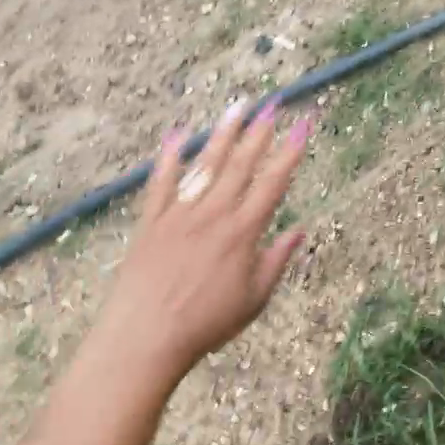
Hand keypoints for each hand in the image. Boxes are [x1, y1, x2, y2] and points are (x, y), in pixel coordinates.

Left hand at [91, 101, 310, 382]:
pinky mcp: (150, 224)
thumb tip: (298, 232)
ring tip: (238, 106)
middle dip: (260, 131)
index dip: (290, 152)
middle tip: (273, 103)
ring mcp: (179, 216)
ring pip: (205, 166)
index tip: (302, 125)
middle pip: (241, 164)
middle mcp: (213, 215)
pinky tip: (176, 136)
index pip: (273, 182)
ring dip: (223, 134)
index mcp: (242, 232)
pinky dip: (168, 159)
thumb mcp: (253, 299)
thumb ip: (276, 261)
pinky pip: (160, 185)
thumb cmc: (204, 326)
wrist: (141, 341)